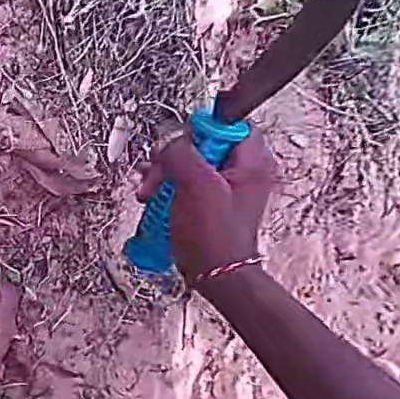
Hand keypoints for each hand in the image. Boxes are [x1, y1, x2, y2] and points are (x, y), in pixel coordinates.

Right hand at [138, 133, 276, 282]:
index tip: (178, 143)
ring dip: (163, 173)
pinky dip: (166, 187)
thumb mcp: (197, 186)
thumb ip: (181, 153)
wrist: (214, 274)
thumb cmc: (214, 235)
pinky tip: (151, 197)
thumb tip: (167, 136)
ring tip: (148, 190)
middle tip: (156, 173)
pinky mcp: (207, 201)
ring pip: (187, 163)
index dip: (199, 129)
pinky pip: (183, 182)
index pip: (228, 124)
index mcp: (251, 162)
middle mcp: (241, 171)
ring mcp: (223, 187)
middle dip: (172, 157)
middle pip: (201, 144)